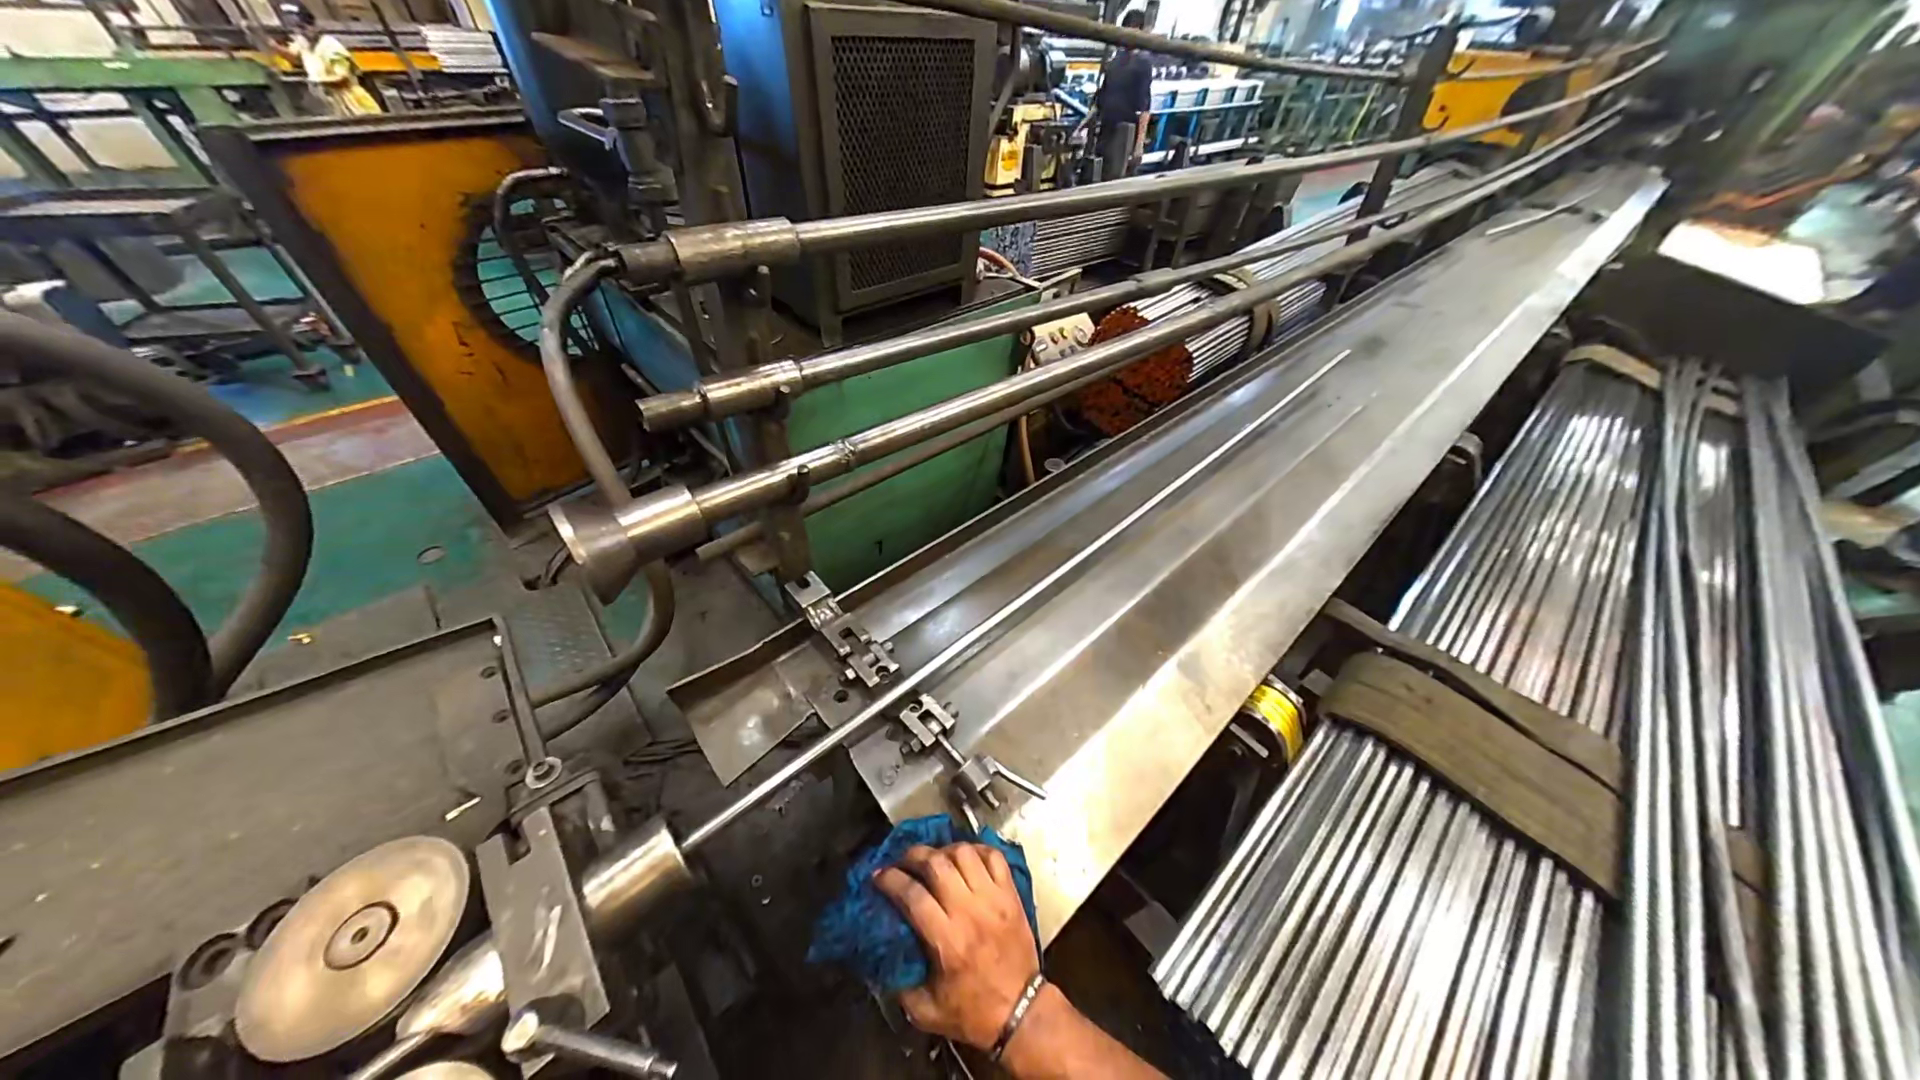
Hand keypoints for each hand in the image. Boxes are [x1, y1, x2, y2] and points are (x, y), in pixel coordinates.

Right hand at [873, 842, 1036, 1050]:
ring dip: (943, 850)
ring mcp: (994, 898)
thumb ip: (900, 986)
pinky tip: (965, 858)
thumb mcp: (927, 1011)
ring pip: (964, 854)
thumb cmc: (974, 1013)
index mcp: (948, 939)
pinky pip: (994, 856)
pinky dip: (977, 850)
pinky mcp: (1011, 894)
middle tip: (902, 861)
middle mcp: (970, 910)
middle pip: (937, 864)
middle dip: (913, 856)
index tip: (878, 876)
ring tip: (934, 858)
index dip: (891, 880)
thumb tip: (880, 959)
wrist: (1023, 1012)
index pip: (913, 895)